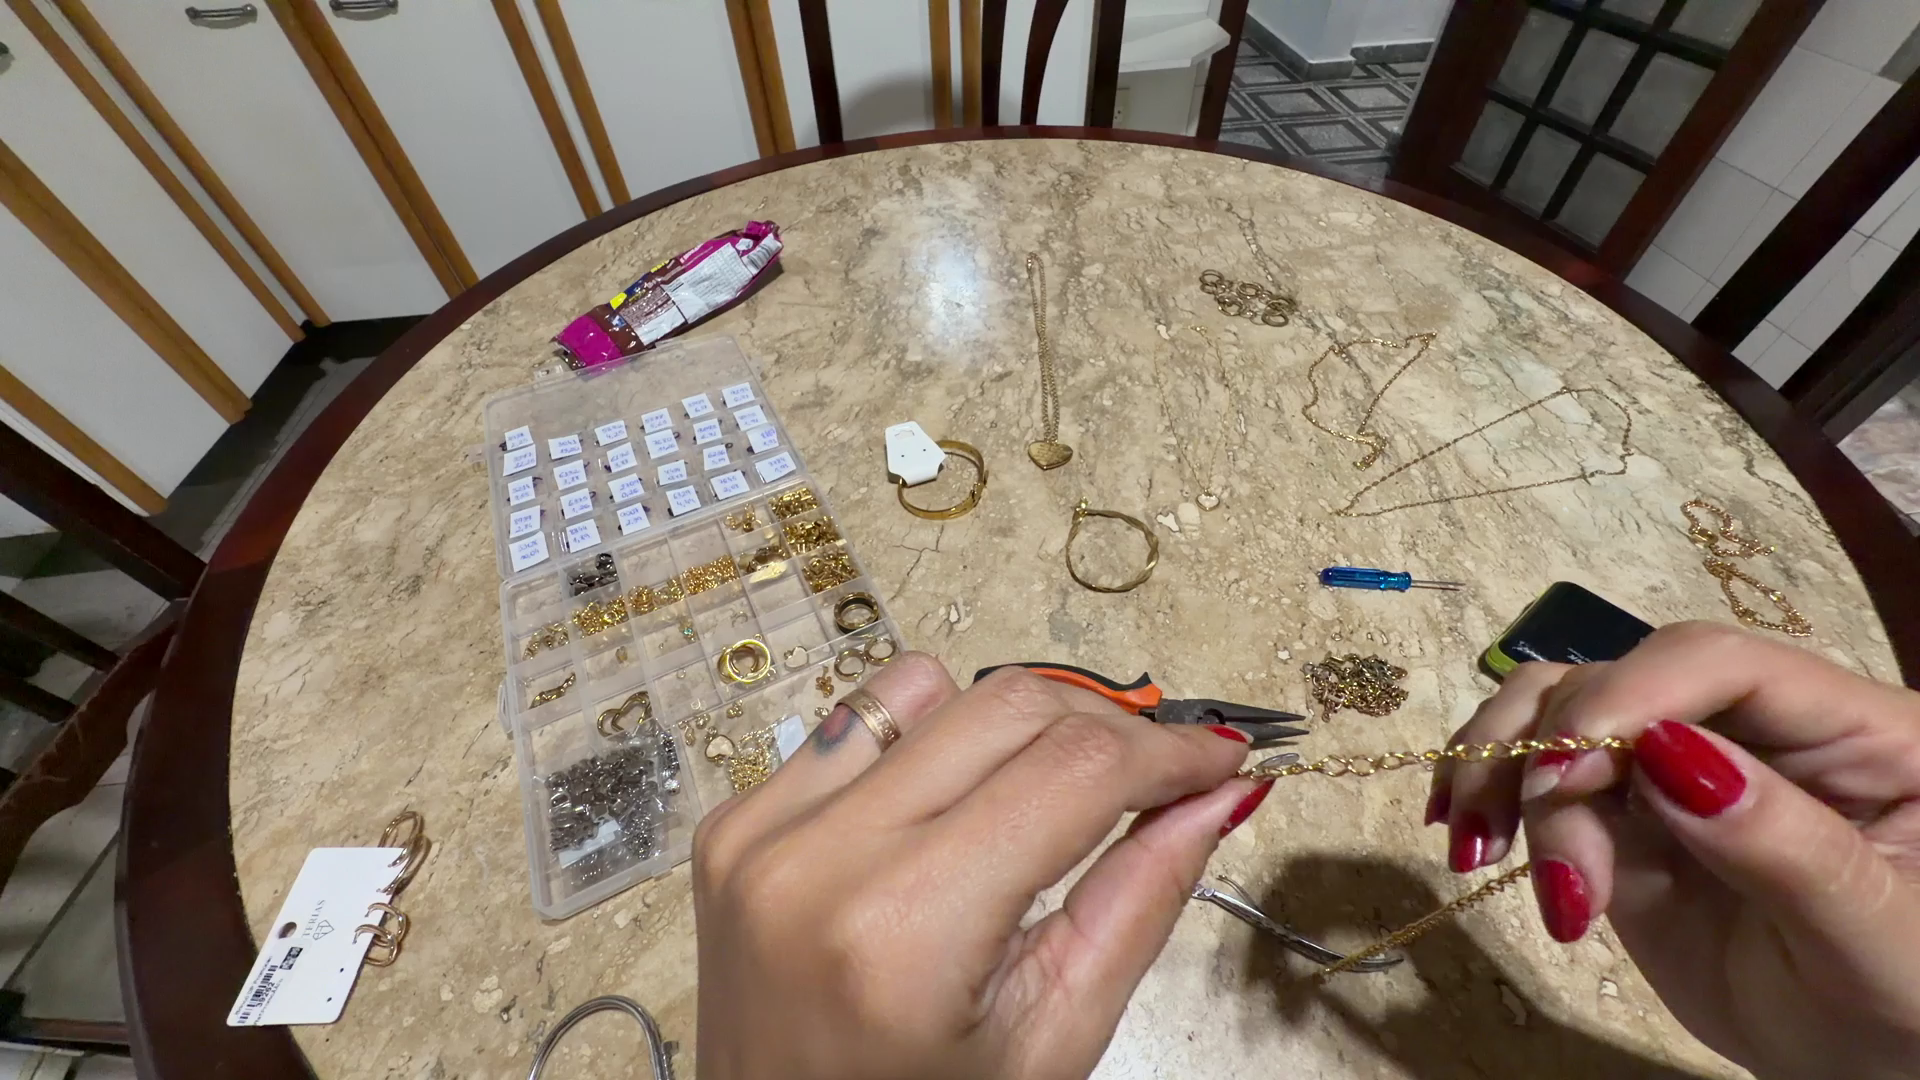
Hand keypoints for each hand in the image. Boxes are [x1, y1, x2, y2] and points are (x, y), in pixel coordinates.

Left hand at [690, 653, 1267, 1079]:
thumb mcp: (1053, 1039)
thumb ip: (1141, 898)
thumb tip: (1216, 791)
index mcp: (904, 935)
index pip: (1070, 773)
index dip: (1163, 750)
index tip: (1214, 754)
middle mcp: (818, 855)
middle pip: (1006, 704)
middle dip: (1103, 723)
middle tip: (1152, 766)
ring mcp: (763, 824)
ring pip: (932, 686)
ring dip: (1010, 721)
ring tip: (1035, 790)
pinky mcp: (738, 813)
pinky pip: (861, 714)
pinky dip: (927, 732)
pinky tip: (942, 796)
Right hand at [1431, 621, 1919, 1078]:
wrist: (1839, 1062)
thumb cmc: (1895, 1021)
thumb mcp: (1880, 956)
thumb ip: (1792, 850)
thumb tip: (1671, 753)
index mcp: (1849, 733)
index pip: (1714, 662)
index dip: (1626, 697)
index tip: (1566, 775)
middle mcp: (1741, 722)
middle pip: (1602, 685)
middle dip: (1541, 761)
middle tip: (1514, 852)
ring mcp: (1663, 754)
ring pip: (1541, 709)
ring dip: (1490, 774)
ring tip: (1474, 856)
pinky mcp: (1605, 790)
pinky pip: (1520, 757)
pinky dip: (1478, 789)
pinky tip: (1463, 837)